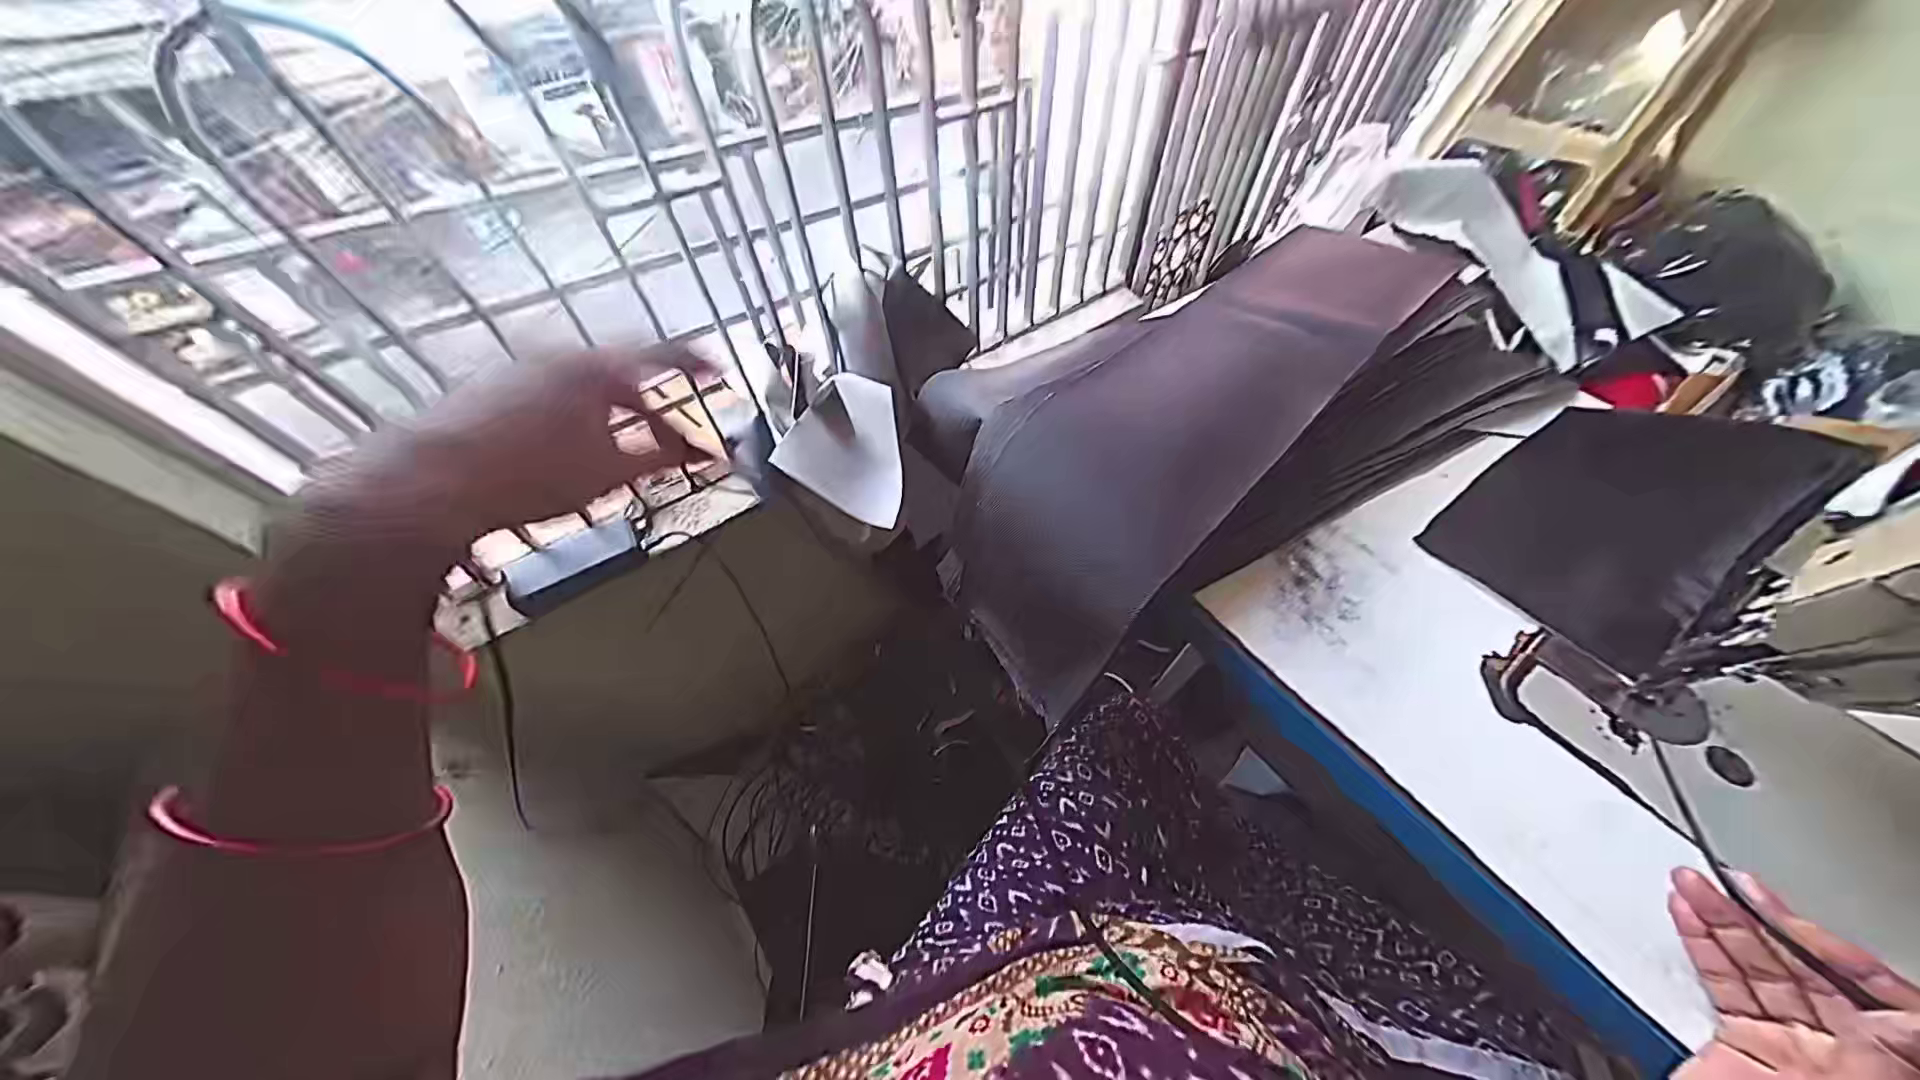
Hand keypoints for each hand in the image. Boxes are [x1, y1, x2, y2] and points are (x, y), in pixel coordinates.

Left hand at [310, 346, 715, 548]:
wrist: (428, 485)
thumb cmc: (530, 476)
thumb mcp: (612, 471)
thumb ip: (667, 455)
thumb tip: (710, 451)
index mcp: (595, 368)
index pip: (662, 357)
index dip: (696, 365)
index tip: (718, 370)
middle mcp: (558, 356)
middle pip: (626, 365)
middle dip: (657, 391)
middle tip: (676, 415)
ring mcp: (522, 366)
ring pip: (589, 374)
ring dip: (620, 398)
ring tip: (632, 430)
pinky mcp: (494, 385)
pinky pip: (559, 384)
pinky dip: (585, 402)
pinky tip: (583, 434)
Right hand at [1670, 868, 1919, 1079]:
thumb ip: (1884, 1059)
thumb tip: (1906, 1016)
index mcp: (1895, 1073)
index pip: (1888, 999)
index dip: (1842, 953)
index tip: (1797, 917)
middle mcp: (1853, 1061)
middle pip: (1812, 976)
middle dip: (1767, 924)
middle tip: (1733, 884)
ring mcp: (1796, 1054)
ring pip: (1759, 971)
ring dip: (1722, 923)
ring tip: (1694, 885)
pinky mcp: (1743, 1047)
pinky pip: (1723, 984)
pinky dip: (1701, 944)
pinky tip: (1688, 916)